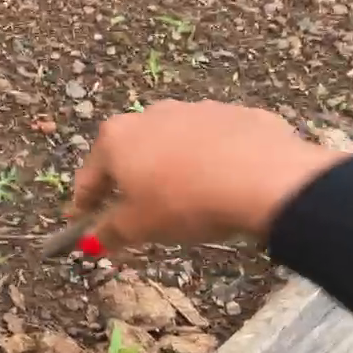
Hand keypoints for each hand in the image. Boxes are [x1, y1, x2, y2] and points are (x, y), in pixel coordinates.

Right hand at [69, 100, 348, 252]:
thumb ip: (108, 233)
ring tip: (186, 195)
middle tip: (136, 208)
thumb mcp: (138, 228)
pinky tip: (225, 183)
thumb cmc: (185, 203)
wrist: (269, 182)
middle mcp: (150, 116)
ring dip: (172, 166)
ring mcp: (197, 110)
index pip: (89, 177)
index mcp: (115, 138)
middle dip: (130, 179)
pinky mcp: (240, 114)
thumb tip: (93, 242)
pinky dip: (214, 159)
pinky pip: (217, 141)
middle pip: (131, 153)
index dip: (84, 203)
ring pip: (174, 143)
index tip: (83, 220)